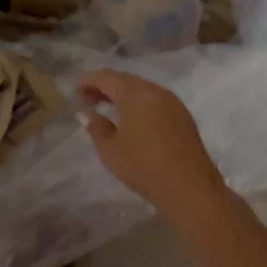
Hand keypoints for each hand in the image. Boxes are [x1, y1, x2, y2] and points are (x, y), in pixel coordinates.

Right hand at [80, 69, 226, 214]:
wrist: (191, 188)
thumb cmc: (143, 167)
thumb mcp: (110, 149)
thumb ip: (96, 126)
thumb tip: (86, 113)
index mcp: (135, 95)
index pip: (106, 78)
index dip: (88, 81)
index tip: (76, 91)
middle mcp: (155, 91)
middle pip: (125, 79)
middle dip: (105, 86)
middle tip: (88, 100)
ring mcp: (172, 102)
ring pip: (142, 88)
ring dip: (123, 94)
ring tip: (108, 108)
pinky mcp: (183, 116)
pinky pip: (155, 99)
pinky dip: (138, 102)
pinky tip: (132, 118)